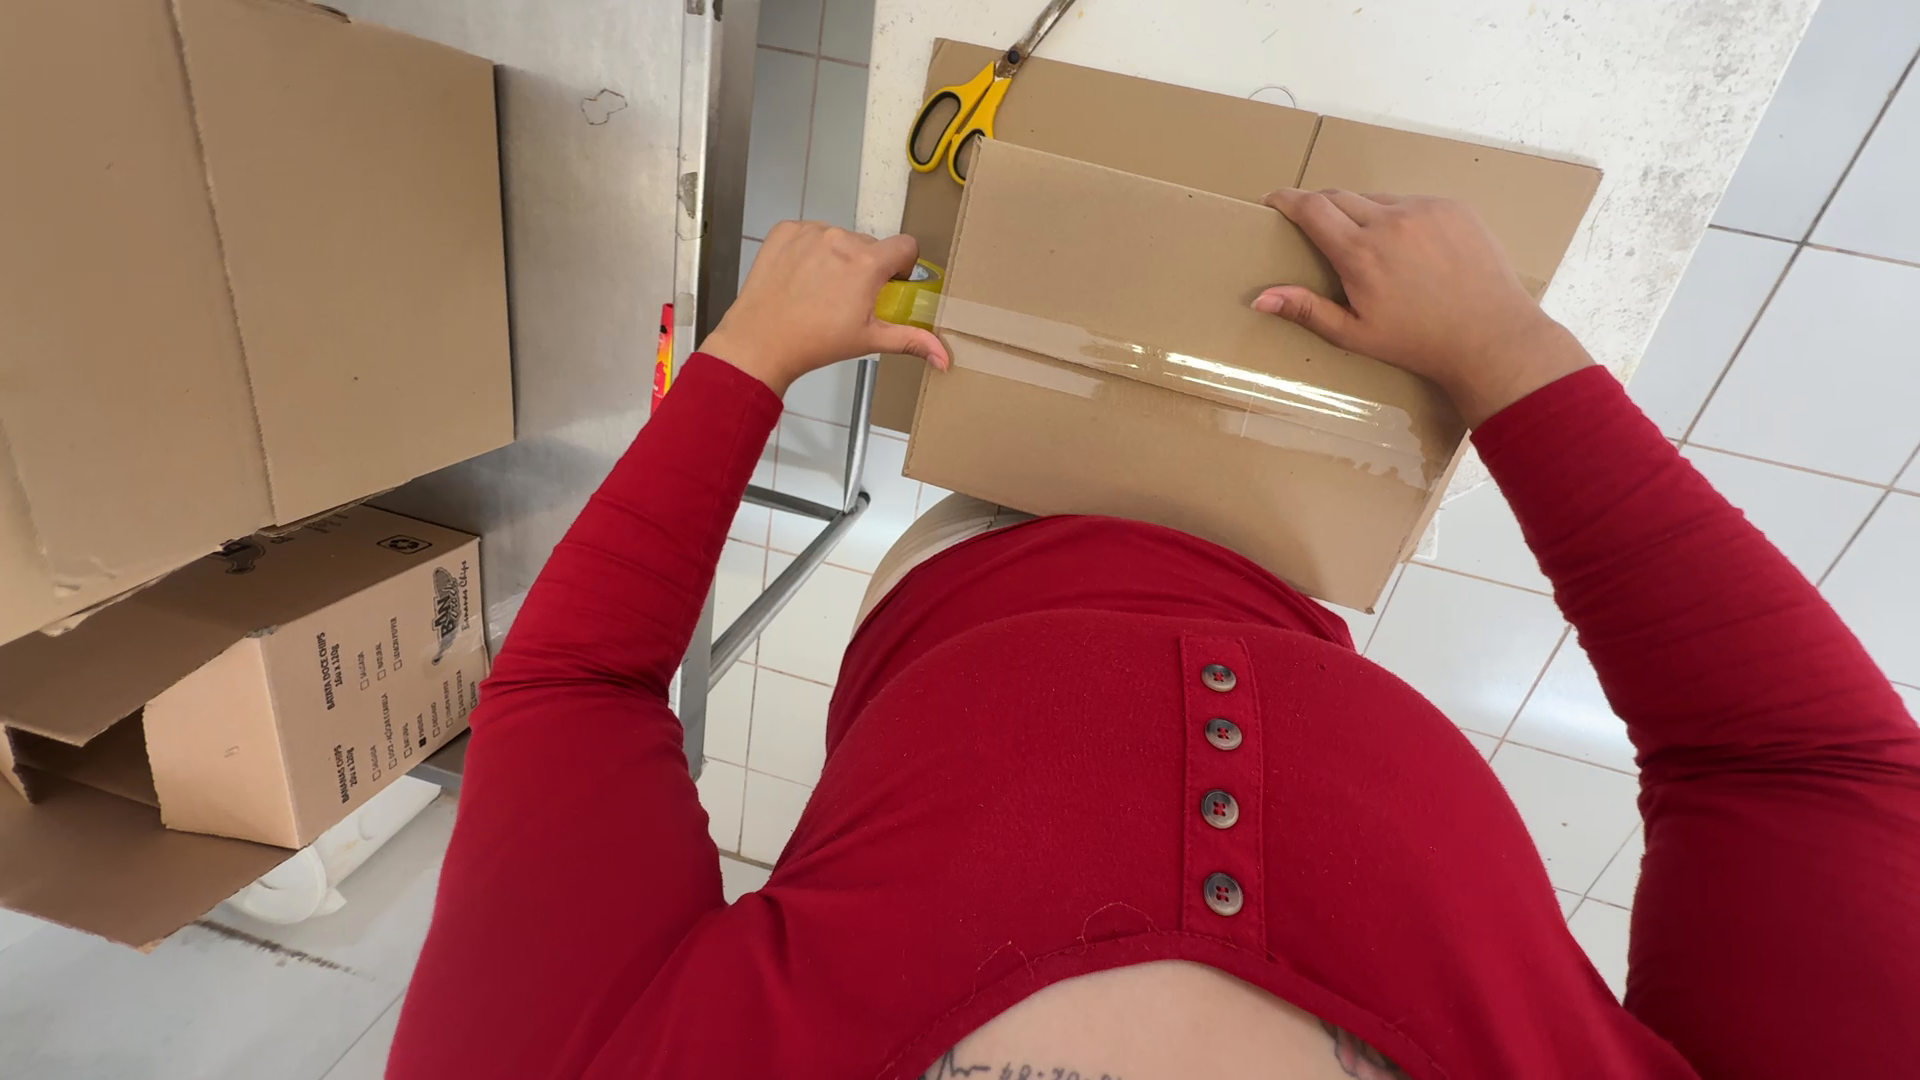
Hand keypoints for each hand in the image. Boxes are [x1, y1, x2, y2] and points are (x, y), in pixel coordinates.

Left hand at [699, 221, 948, 395]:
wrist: (762, 340)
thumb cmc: (818, 343)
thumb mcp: (870, 340)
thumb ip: (912, 341)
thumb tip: (945, 358)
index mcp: (867, 264)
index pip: (906, 245)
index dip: (902, 266)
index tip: (889, 285)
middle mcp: (840, 239)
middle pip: (870, 245)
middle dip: (868, 267)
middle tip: (850, 299)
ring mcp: (810, 232)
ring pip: (840, 238)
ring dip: (839, 258)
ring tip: (822, 290)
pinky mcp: (786, 231)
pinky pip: (810, 234)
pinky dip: (811, 251)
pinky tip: (802, 279)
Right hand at [1254, 189, 1592, 425]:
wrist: (1489, 334)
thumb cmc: (1414, 341)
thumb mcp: (1351, 333)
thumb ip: (1304, 309)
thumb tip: (1260, 299)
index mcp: (1360, 253)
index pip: (1312, 208)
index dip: (1287, 199)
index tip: (1272, 199)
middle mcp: (1391, 221)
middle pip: (1339, 196)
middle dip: (1316, 204)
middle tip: (1307, 222)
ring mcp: (1426, 209)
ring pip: (1375, 199)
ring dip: (1357, 213)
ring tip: (1359, 242)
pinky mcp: (1453, 208)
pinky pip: (1410, 203)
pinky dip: (1394, 217)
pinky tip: (1400, 246)